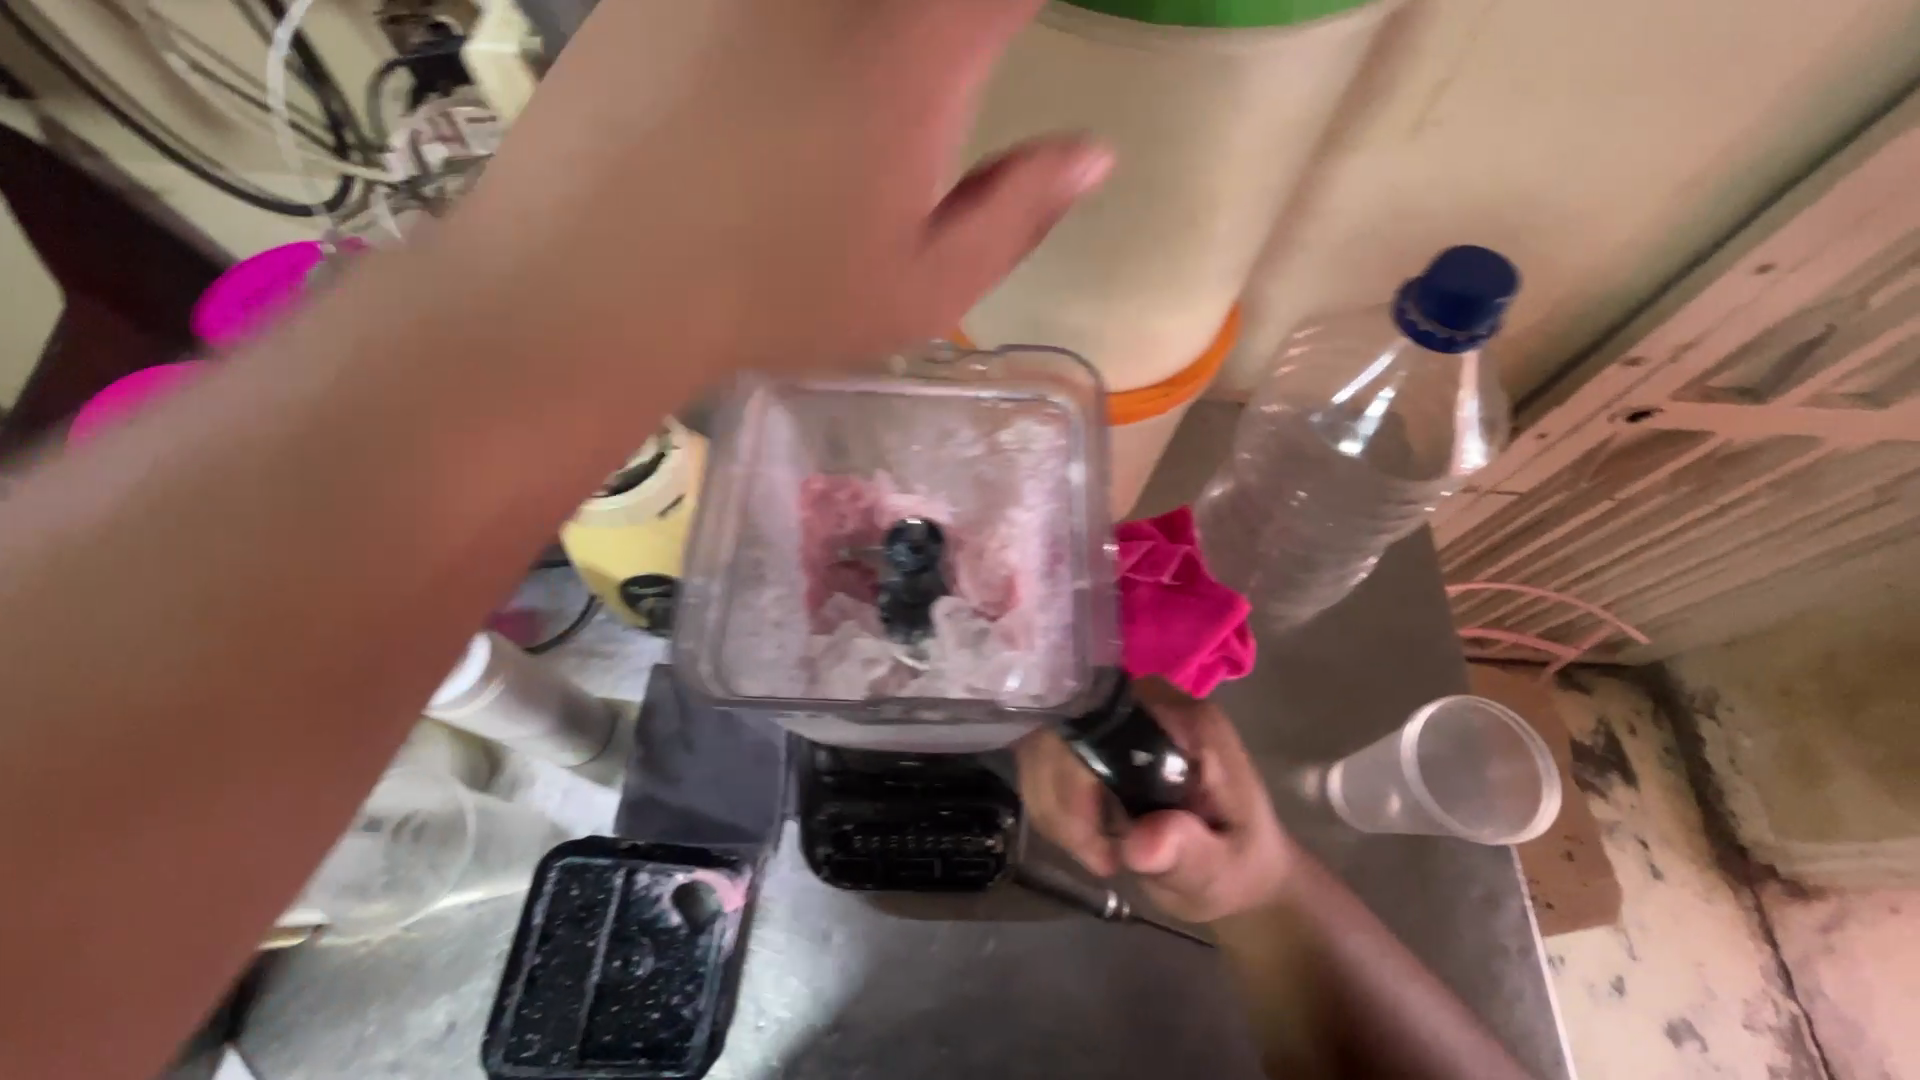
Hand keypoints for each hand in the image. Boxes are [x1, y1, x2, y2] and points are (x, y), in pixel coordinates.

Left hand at [438, 0, 1110, 384]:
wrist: (593, 282)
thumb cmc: (775, 299)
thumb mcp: (921, 291)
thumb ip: (1018, 213)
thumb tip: (1092, 153)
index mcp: (917, 51)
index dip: (1025, 7)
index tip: (1018, 36)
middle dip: (956, 24)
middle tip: (953, 57)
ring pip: (853, 3)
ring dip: (883, 30)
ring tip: (868, 96)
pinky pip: (752, 0)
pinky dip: (796, 32)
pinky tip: (788, 64)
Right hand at [1016, 678, 1295, 923]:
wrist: (1238, 863)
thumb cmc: (1238, 864)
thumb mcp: (1225, 872)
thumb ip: (1190, 854)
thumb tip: (1143, 844)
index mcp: (1185, 722)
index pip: (1101, 722)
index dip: (1079, 778)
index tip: (1103, 843)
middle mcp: (1145, 702)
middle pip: (1062, 731)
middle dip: (1064, 803)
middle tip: (1103, 857)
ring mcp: (1115, 713)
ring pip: (1044, 745)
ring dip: (1055, 808)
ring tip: (1101, 852)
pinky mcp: (1094, 732)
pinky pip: (1044, 758)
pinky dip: (1052, 805)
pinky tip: (1084, 835)